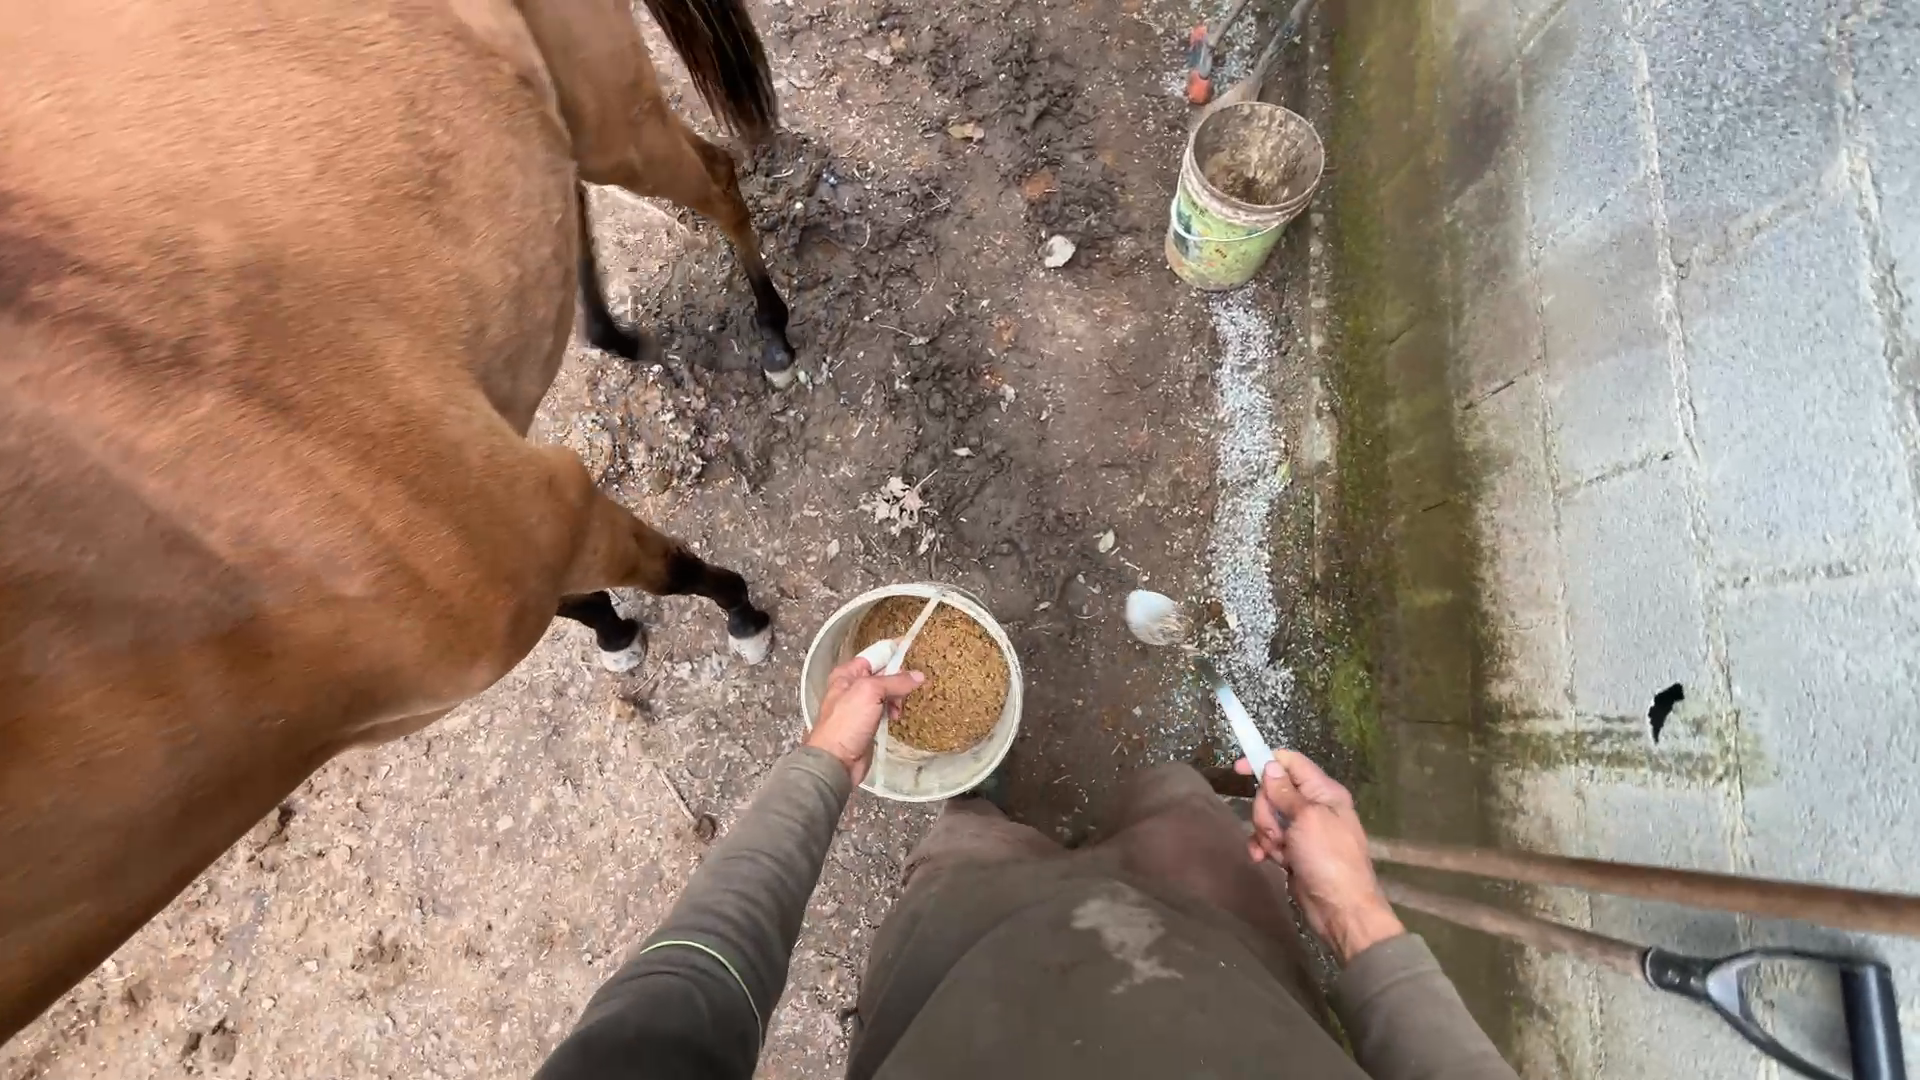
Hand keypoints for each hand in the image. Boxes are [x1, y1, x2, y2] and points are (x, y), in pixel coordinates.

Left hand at [806, 657, 924, 785]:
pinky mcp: (868, 723)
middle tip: (907, 688)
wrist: (836, 762)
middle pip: (884, 674)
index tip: (913, 648)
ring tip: (898, 708)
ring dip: (897, 697)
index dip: (894, 652)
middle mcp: (853, 687)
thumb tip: (918, 676)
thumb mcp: (870, 693)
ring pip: (887, 693)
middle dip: (898, 679)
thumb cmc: (846, 723)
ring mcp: (860, 706)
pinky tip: (896, 717)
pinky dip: (894, 710)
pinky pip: (886, 709)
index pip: (875, 655)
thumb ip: (895, 681)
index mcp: (847, 673)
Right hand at [1236, 750, 1404, 962]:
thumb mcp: (1307, 819)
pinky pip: (1268, 837)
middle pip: (1273, 790)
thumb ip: (1285, 791)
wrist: (1341, 912)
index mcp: (1324, 792)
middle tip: (1277, 831)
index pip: (1290, 762)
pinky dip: (1263, 846)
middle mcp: (1313, 806)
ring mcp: (1302, 829)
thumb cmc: (1329, 859)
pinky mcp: (1293, 849)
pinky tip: (1264, 859)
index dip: (1264, 762)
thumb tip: (1270, 765)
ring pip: (1268, 815)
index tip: (1240, 770)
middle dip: (1266, 810)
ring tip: (1279, 851)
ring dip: (1265, 832)